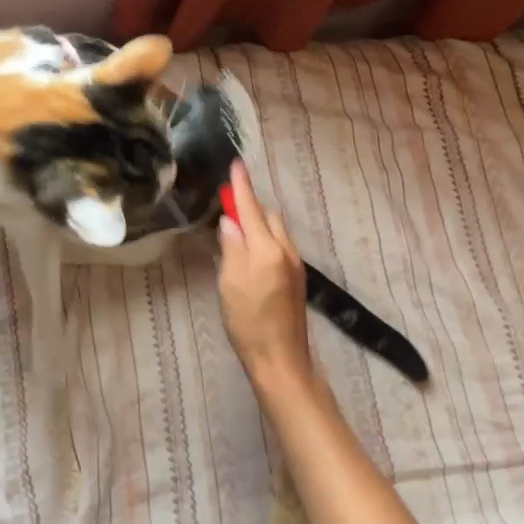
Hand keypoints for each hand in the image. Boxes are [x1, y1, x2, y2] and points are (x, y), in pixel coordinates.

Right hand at [217, 162, 311, 382]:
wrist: (281, 360)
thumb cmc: (248, 323)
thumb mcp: (229, 283)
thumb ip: (230, 248)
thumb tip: (229, 221)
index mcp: (266, 249)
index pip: (251, 208)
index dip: (241, 186)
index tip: (236, 164)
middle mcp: (285, 251)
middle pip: (267, 216)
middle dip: (249, 205)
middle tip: (227, 205)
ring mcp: (294, 265)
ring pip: (275, 230)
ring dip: (258, 222)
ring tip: (236, 229)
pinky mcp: (296, 278)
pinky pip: (279, 245)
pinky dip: (264, 238)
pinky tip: (251, 252)